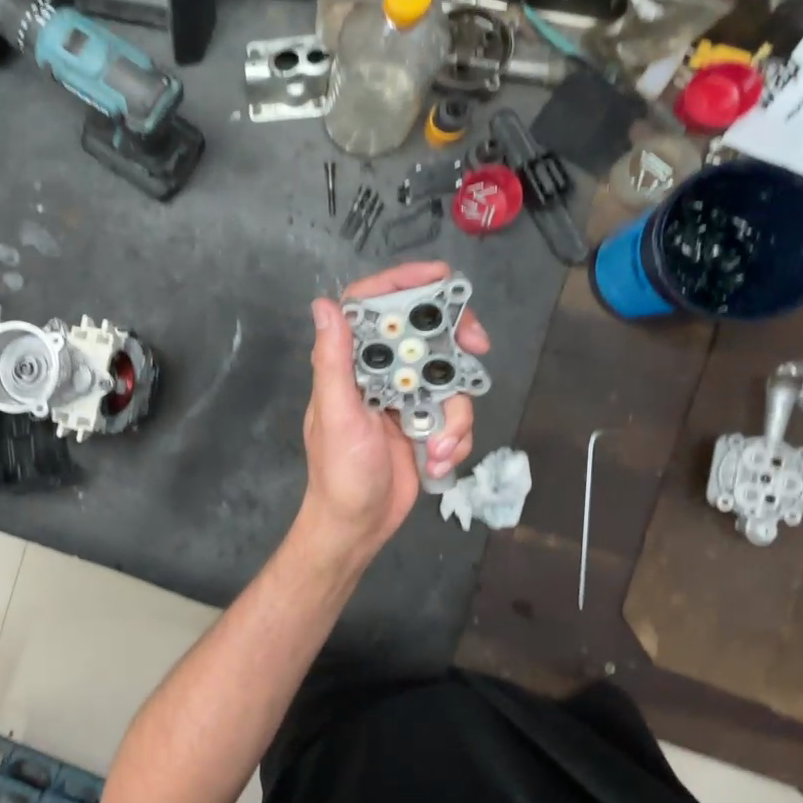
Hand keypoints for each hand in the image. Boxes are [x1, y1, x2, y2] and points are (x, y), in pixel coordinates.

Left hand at [296, 262, 489, 564]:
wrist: (357, 525)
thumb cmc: (340, 472)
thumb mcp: (337, 414)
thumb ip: (333, 360)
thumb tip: (324, 305)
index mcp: (349, 364)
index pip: (371, 307)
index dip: (402, 283)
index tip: (441, 277)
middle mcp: (377, 374)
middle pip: (423, 334)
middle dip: (455, 343)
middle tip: (479, 347)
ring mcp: (402, 398)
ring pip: (448, 379)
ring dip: (454, 414)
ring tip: (439, 446)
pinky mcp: (423, 424)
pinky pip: (454, 413)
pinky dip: (454, 437)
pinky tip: (439, 460)